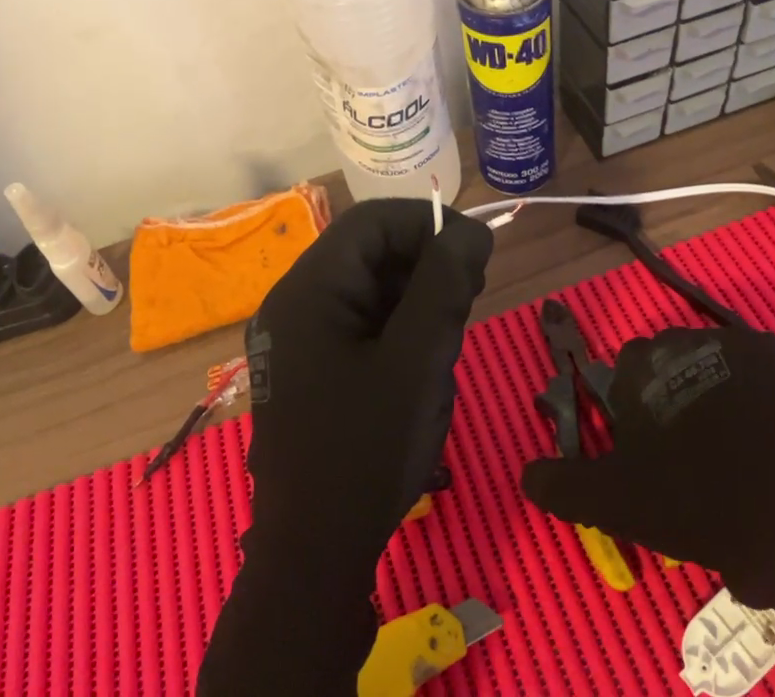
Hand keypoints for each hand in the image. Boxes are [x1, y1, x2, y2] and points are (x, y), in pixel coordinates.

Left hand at [242, 198, 493, 570]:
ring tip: (440, 359)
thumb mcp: (417, 359)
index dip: (430, 226)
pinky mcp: (313, 371)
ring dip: (418, 311)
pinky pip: (365, 330)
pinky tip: (420, 379)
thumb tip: (472, 230)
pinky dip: (400, 340)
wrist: (317, 550)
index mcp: (308, 291)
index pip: (373, 223)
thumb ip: (445, 284)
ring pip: (374, 294)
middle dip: (427, 273)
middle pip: (373, 256)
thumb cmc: (367, 449)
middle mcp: (296, 306)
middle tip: (466, 311)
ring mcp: (300, 341)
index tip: (479, 257)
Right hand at [519, 326, 774, 669]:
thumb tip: (525, 474)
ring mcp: (733, 344)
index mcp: (637, 364)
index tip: (645, 451)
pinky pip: (750, 368)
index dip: (630, 414)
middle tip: (683, 450)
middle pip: (664, 365)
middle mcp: (680, 339)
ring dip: (707, 390)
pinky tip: (753, 429)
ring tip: (723, 443)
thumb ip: (558, 484)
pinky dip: (747, 390)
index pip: (621, 377)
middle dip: (668, 396)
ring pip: (706, 364)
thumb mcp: (609, 501)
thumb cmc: (687, 499)